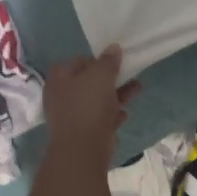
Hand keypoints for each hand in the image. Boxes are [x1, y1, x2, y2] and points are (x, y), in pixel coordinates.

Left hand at [43, 46, 138, 167]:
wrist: (83, 147)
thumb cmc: (88, 104)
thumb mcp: (101, 75)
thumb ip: (108, 60)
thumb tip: (113, 48)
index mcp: (59, 80)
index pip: (72, 63)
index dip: (91, 60)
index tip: (109, 61)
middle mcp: (61, 97)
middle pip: (86, 82)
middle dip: (109, 78)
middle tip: (126, 73)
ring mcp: (71, 116)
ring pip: (96, 100)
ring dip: (116, 94)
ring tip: (137, 89)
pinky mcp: (83, 131)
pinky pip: (100, 118)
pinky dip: (112, 114)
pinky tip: (124, 114)